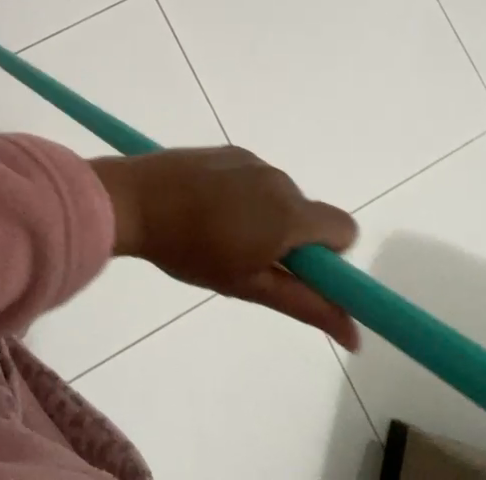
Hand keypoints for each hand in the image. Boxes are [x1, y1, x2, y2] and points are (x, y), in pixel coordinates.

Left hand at [89, 147, 360, 349]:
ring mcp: (247, 158)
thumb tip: (355, 336)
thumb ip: (306, 306)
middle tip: (243, 258)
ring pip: (275, 196)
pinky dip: (239, 196)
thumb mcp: (248, 285)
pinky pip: (249, 178)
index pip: (344, 229)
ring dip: (261, 217)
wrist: (129, 198)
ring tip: (214, 234)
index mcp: (290, 212)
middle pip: (307, 213)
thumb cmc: (187, 248)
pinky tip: (202, 209)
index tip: (294, 271)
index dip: (328, 256)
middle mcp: (276, 177)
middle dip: (288, 239)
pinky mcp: (221, 150)